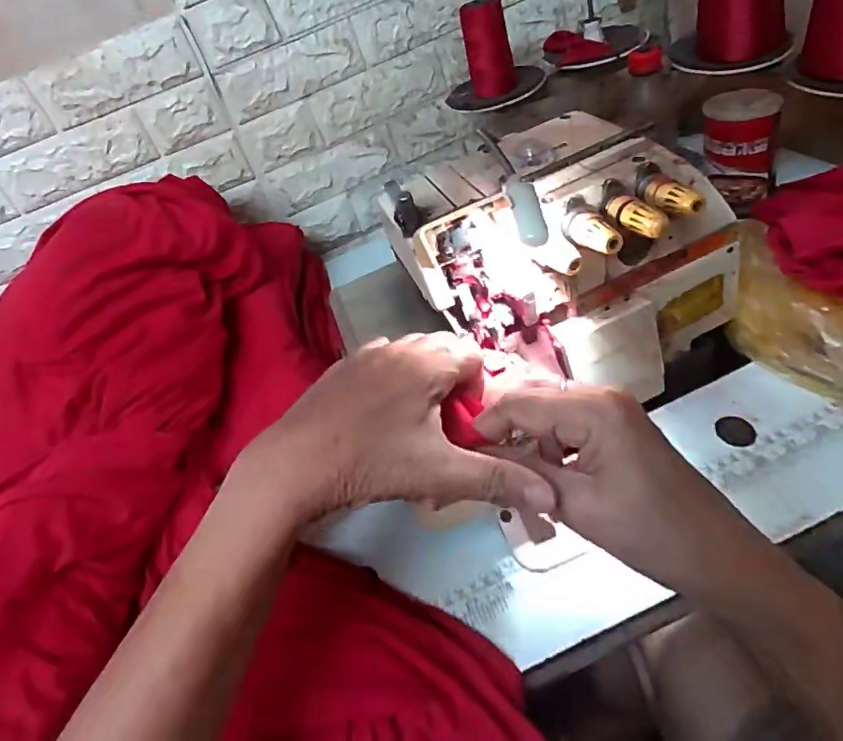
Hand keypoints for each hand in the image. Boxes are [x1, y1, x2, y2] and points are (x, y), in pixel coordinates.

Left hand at [234, 334, 556, 523]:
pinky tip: (382, 416)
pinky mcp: (342, 365)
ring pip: (412, 353)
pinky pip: (383, 361)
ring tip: (417, 421)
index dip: (480, 387)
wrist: (293, 464)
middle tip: (448, 424)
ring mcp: (367, 352)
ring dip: (425, 377)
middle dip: (454, 381)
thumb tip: (549, 496)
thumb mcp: (439, 474)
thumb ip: (496, 480)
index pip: (474, 355)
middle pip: (444, 349)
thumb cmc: (371, 463)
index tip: (470, 424)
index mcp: (428, 361)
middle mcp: (400, 346)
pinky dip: (394, 378)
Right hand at [474, 384, 786, 605]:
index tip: (459, 449)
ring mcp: (612, 406)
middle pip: (535, 398)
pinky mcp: (618, 423)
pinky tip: (541, 473)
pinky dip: (550, 442)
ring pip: (550, 409)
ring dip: (527, 437)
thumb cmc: (648, 531)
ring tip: (508, 474)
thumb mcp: (578, 506)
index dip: (486, 423)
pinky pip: (570, 421)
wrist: (714, 550)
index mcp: (593, 407)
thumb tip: (484, 456)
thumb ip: (528, 474)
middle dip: (504, 428)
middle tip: (478, 462)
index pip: (521, 402)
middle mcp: (601, 394)